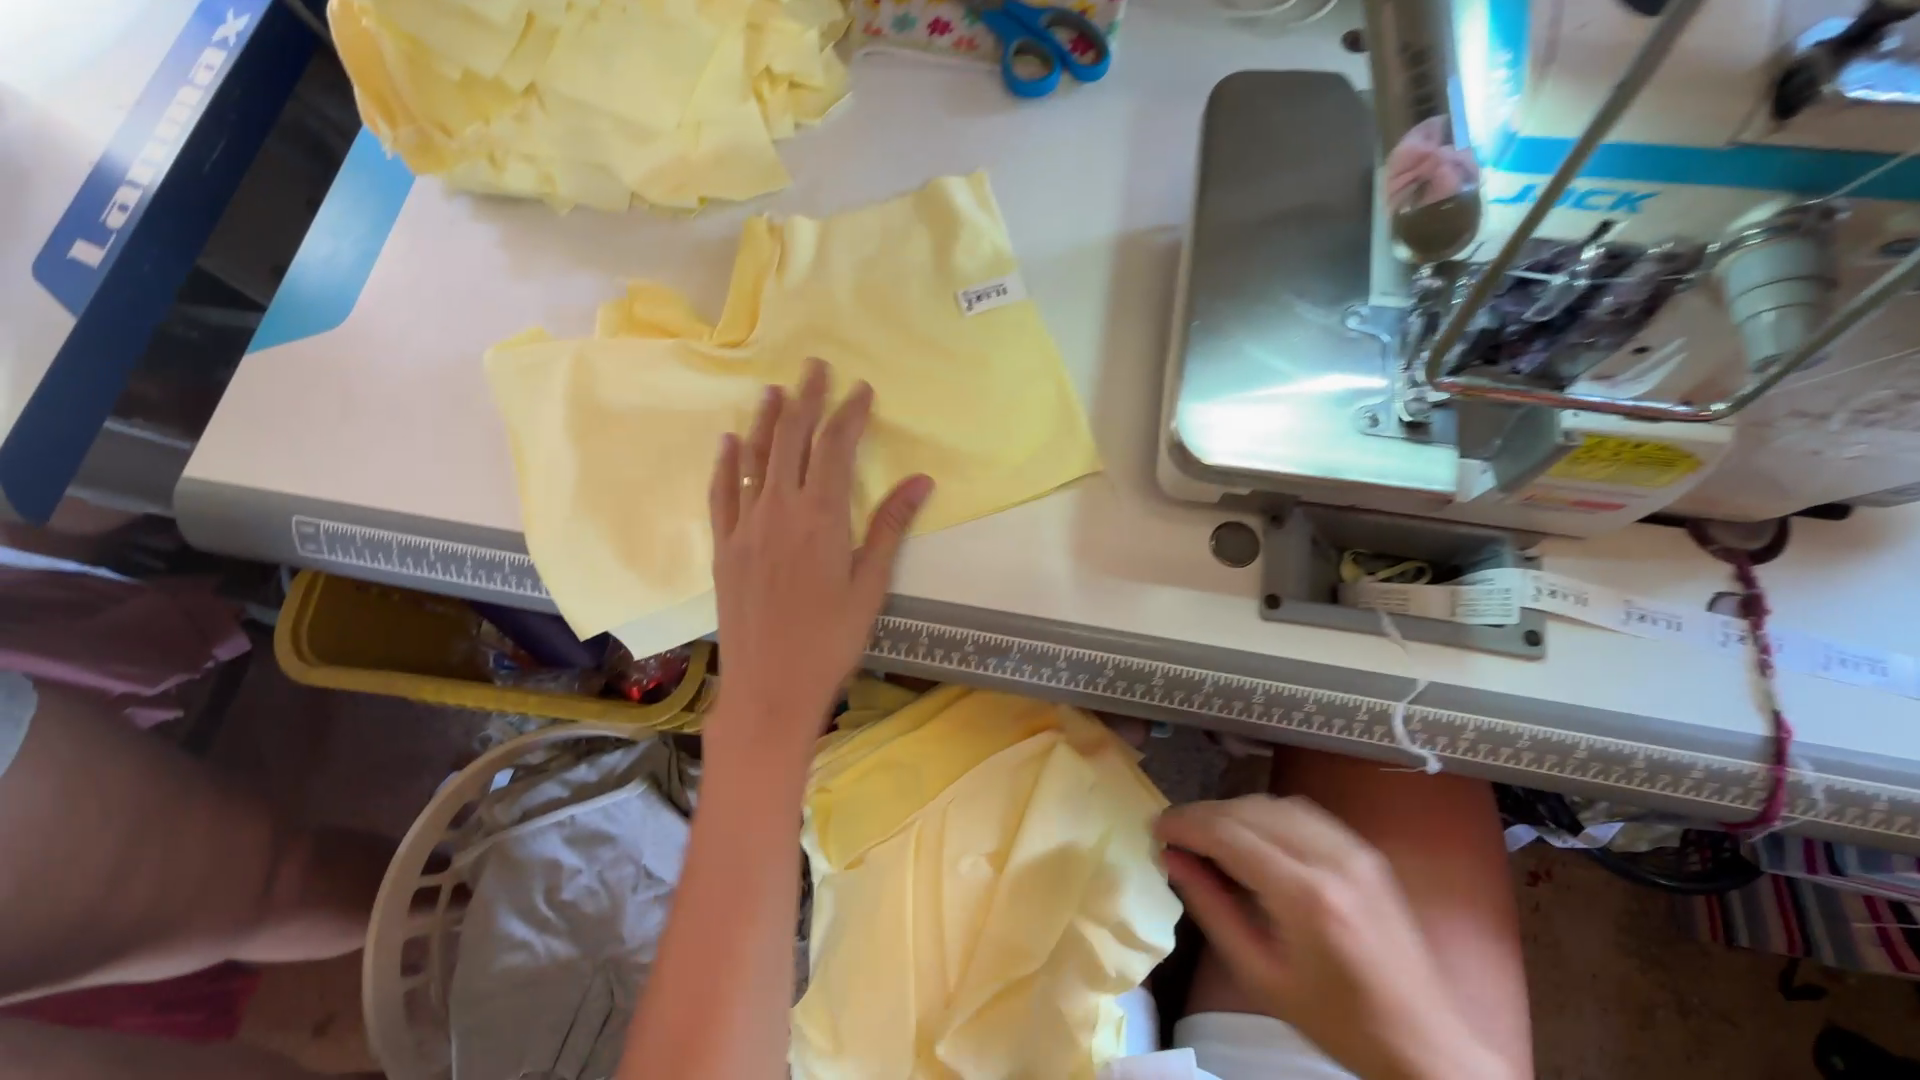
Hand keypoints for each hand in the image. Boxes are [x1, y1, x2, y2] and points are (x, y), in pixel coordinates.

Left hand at [706, 358, 933, 767]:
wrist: (769, 688)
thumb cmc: (831, 641)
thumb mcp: (870, 586)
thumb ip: (891, 528)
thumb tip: (921, 480)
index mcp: (822, 517)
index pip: (835, 447)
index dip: (849, 413)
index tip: (862, 390)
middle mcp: (780, 509)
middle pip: (793, 440)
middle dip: (807, 400)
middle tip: (816, 367)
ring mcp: (746, 526)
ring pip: (755, 458)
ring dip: (767, 420)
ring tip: (776, 389)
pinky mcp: (724, 546)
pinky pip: (722, 493)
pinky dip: (726, 463)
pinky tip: (729, 441)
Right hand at [1156, 796, 1515, 1079]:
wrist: (1422, 1041)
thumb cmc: (1334, 1021)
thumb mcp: (1259, 975)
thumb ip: (1211, 909)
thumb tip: (1171, 859)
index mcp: (1306, 896)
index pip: (1229, 833)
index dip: (1185, 824)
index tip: (1154, 829)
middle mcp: (1332, 858)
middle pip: (1250, 810)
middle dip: (1203, 814)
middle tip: (1173, 834)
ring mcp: (1355, 849)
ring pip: (1275, 803)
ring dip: (1233, 811)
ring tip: (1206, 835)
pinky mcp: (1366, 851)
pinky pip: (1303, 813)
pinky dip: (1266, 815)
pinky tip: (1251, 838)